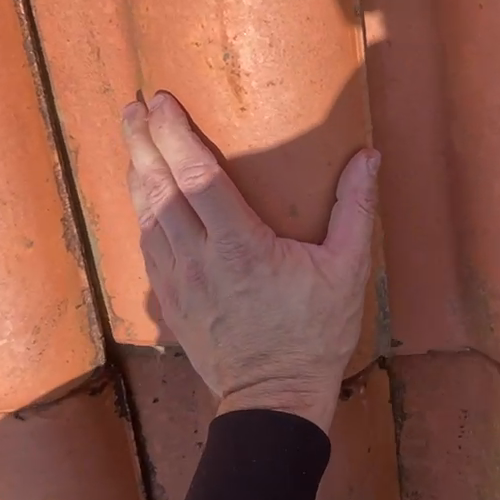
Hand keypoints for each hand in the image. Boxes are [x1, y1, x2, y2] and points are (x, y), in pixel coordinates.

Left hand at [122, 91, 378, 431]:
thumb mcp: (348, 270)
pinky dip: (142, 215)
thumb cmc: (315, 333)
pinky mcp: (170, 303)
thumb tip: (368, 157)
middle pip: (159, 190)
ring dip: (138, 175)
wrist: (274, 398)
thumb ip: (356, 209)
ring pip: (146, 218)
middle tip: (131, 109)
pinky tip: (144, 201)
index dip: (175, 135)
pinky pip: (147, 248)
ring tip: (133, 142)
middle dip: (142, 143)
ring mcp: (178, 283)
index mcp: (240, 245)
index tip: (160, 102)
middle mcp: (199, 259)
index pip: (197, 177)